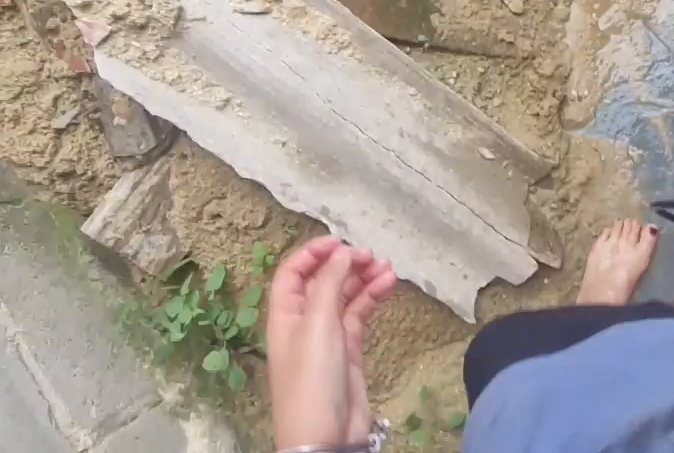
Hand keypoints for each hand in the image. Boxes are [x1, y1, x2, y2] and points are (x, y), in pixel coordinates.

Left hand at [266, 237, 398, 449]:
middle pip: (322, 280)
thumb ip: (329, 282)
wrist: (327, 439)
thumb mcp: (317, 324)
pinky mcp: (349, 348)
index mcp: (285, 314)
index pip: (293, 272)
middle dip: (344, 263)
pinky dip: (373, 296)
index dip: (313, 253)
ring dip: (363, 277)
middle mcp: (304, 320)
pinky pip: (360, 312)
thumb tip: (340, 250)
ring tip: (386, 266)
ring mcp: (328, 335)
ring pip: (345, 294)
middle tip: (370, 255)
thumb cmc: (312, 378)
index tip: (339, 241)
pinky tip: (389, 283)